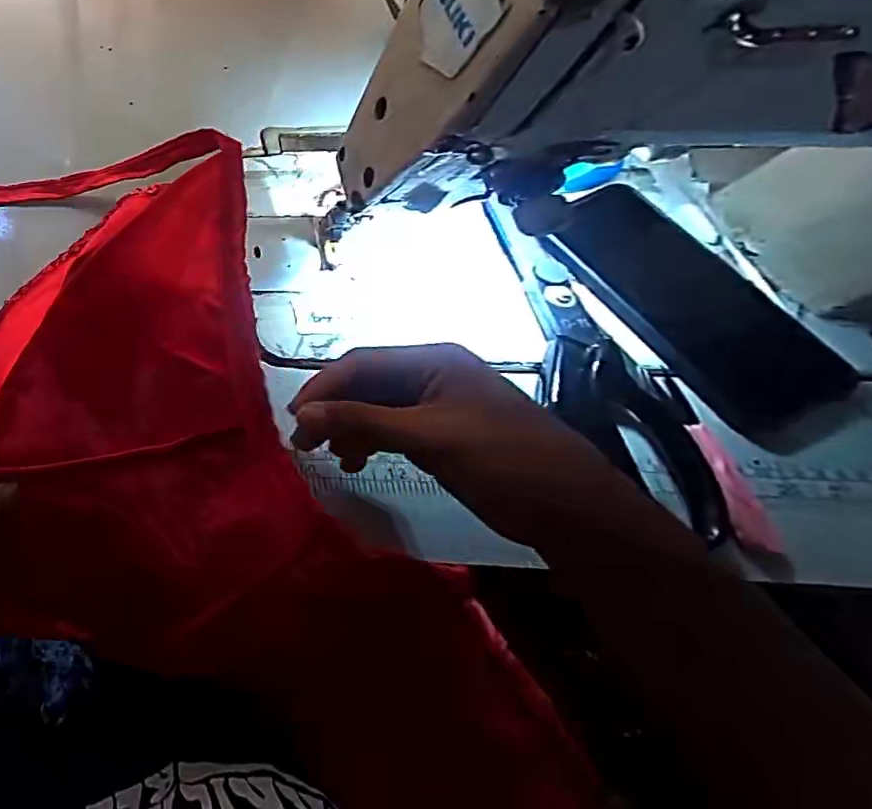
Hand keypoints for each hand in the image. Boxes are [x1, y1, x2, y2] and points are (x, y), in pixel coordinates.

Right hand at [288, 344, 699, 561]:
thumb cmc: (505, 462)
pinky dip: (369, 440)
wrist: (577, 512)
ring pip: (375, 407)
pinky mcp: (443, 431)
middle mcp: (432, 373)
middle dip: (332, 409)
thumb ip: (362, 421)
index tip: (294, 416)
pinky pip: (392, 427)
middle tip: (302, 440)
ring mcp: (438, 403)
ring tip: (326, 454)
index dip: (323, 387)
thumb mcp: (429, 438)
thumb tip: (303, 415)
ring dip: (347, 427)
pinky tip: (356, 459)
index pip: (361, 363)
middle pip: (365, 384)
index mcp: (433, 360)